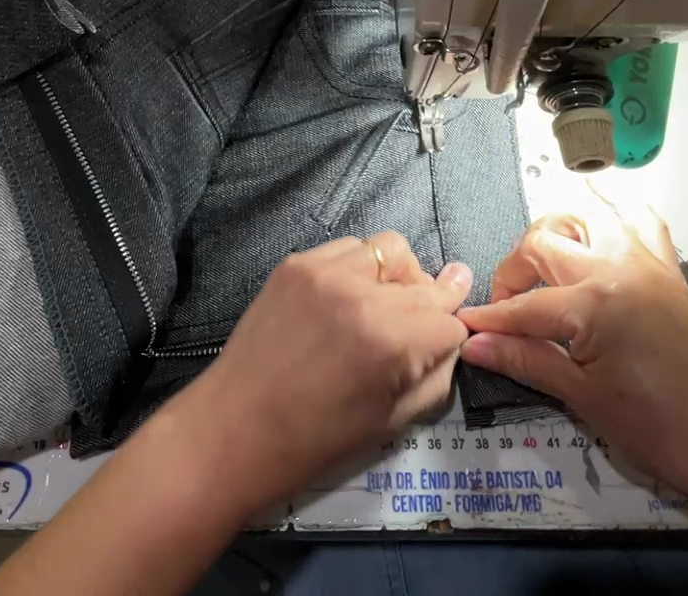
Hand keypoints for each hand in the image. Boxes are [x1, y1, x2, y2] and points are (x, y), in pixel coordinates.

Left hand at [164, 232, 471, 512]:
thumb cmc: (316, 439)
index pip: (451, 321)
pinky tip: (344, 298)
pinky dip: (358, 268)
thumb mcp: (392, 419)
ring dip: (397, 276)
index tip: (445, 339)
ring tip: (380, 304)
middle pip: (425, 285)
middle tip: (419, 324)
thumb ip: (434, 375)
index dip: (451, 335)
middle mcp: (363, 295)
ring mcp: (326, 272)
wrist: (236, 427)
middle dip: (432, 306)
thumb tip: (451, 339)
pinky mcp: (296, 264)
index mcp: (391, 341)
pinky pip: (347, 249)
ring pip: (390, 249)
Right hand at [456, 209, 687, 514]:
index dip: (489, 318)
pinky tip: (596, 237)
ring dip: (556, 234)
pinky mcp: (668, 267)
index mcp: (595, 303)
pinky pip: (638, 219)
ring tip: (543, 272)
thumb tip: (474, 343)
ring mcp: (646, 260)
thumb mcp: (583, 398)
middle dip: (513, 271)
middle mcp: (618, 266)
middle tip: (506, 309)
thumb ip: (524, 359)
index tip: (464, 326)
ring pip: (585, 214)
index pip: (523, 305)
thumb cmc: (661, 430)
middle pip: (543, 242)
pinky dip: (612, 216)